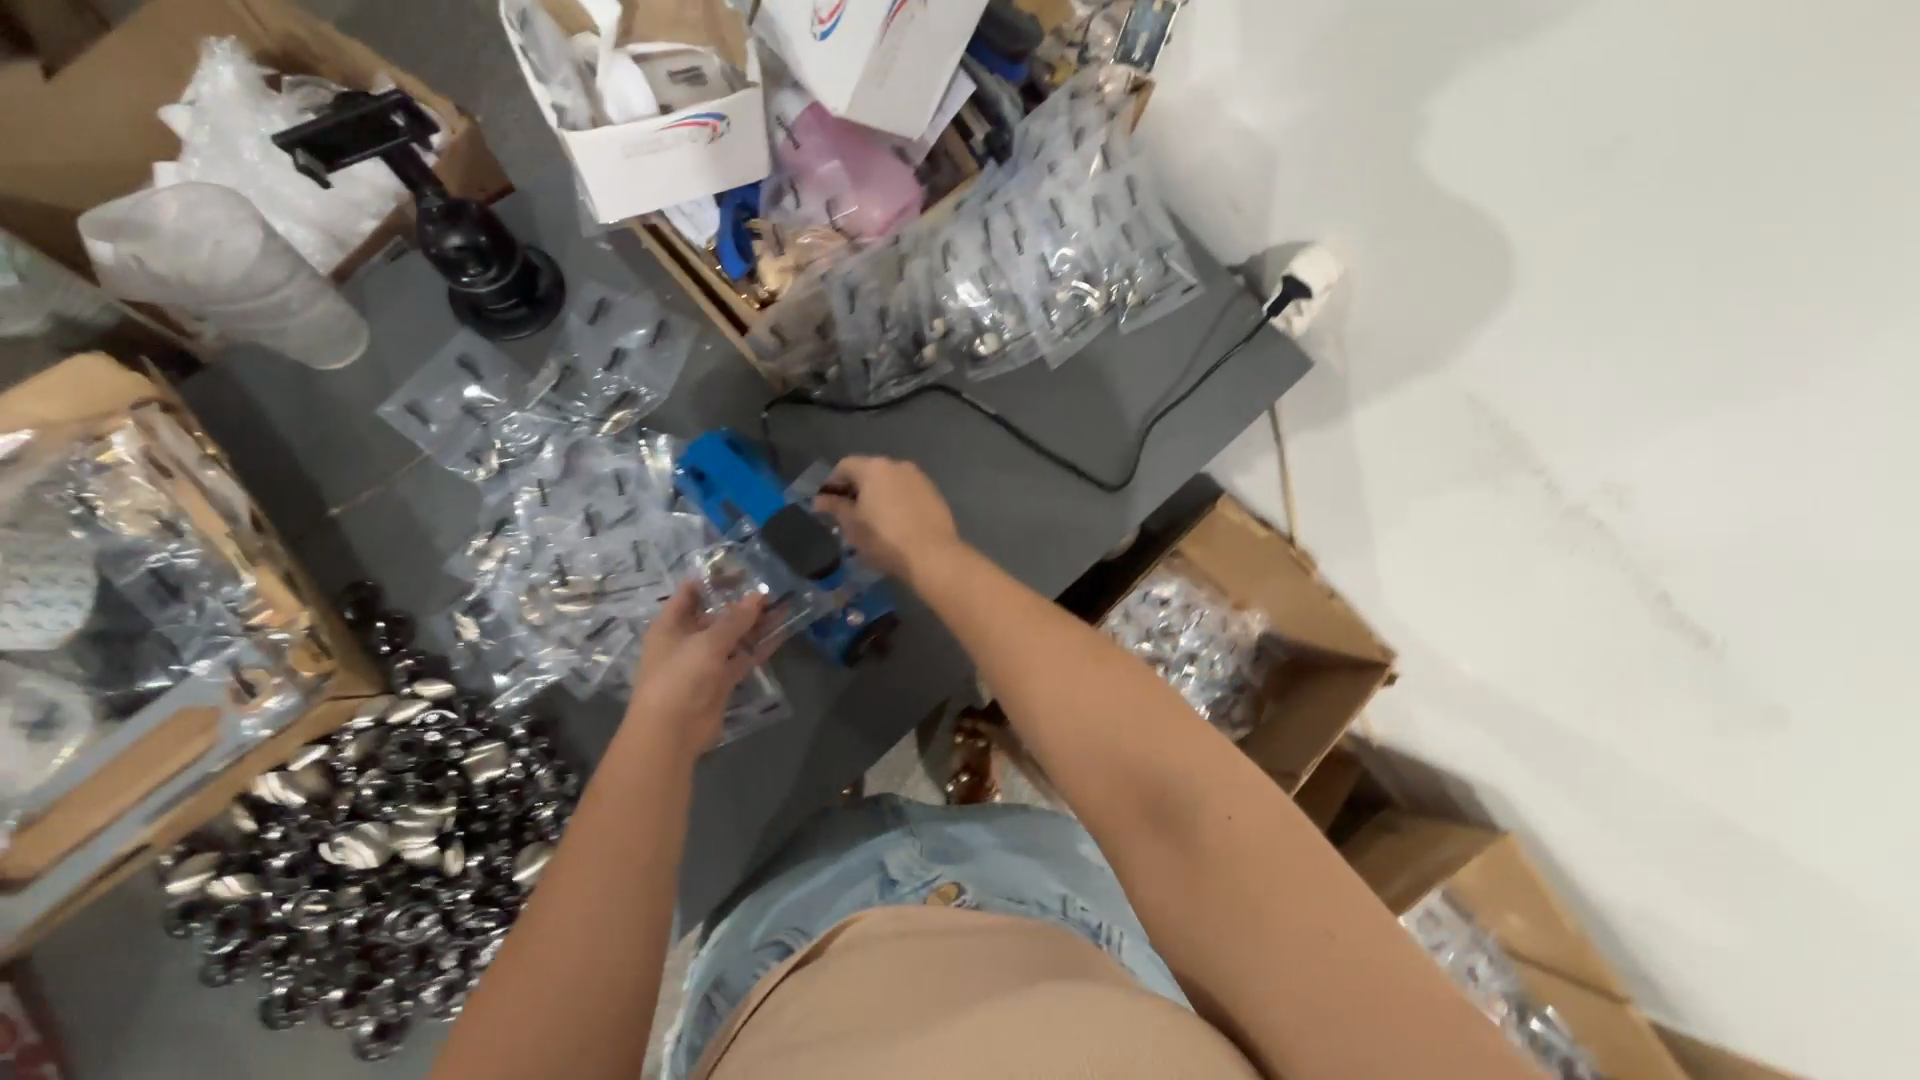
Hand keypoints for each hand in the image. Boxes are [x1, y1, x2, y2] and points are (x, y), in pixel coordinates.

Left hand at [624, 585, 770, 761]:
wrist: (671, 732)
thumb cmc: (679, 678)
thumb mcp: (706, 643)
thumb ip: (735, 620)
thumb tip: (758, 597)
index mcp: (670, 625)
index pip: (691, 593)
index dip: (714, 580)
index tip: (743, 571)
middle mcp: (686, 639)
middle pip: (716, 615)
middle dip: (742, 603)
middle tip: (772, 589)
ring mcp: (705, 661)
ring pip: (734, 636)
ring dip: (756, 623)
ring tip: (784, 606)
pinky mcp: (722, 680)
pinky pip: (743, 657)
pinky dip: (760, 646)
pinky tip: (782, 633)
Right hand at [814, 456, 962, 583]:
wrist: (933, 555)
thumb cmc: (885, 539)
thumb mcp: (853, 525)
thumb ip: (835, 507)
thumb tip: (819, 499)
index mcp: (874, 467)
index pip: (844, 466)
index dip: (832, 483)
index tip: (827, 504)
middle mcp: (898, 465)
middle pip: (869, 471)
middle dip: (856, 489)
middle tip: (848, 514)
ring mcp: (919, 478)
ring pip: (890, 482)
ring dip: (878, 495)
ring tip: (873, 520)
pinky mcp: (934, 493)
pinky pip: (907, 492)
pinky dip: (897, 501)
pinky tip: (896, 523)